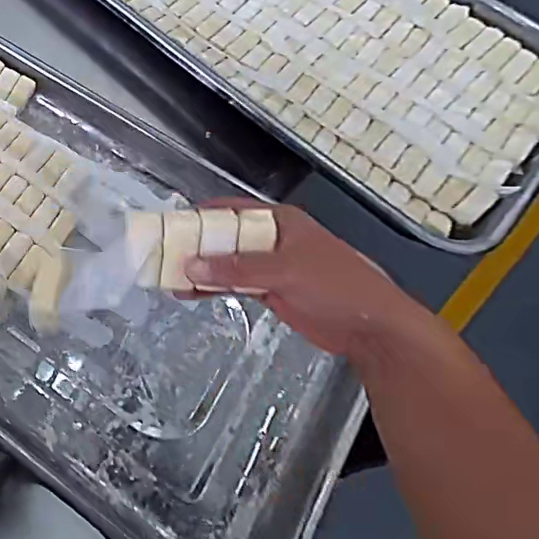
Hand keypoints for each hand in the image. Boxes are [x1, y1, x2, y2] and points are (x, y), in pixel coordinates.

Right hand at [183, 201, 452, 363]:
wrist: (374, 329)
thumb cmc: (338, 286)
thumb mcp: (286, 271)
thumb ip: (236, 269)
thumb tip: (190, 266)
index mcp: (280, 221)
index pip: (233, 209)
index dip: (202, 214)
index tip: (172, 223)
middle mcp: (271, 239)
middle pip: (224, 236)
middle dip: (195, 244)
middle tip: (164, 252)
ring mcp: (270, 265)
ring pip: (225, 262)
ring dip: (200, 269)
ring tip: (168, 276)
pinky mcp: (270, 289)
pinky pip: (232, 283)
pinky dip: (212, 287)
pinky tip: (188, 293)